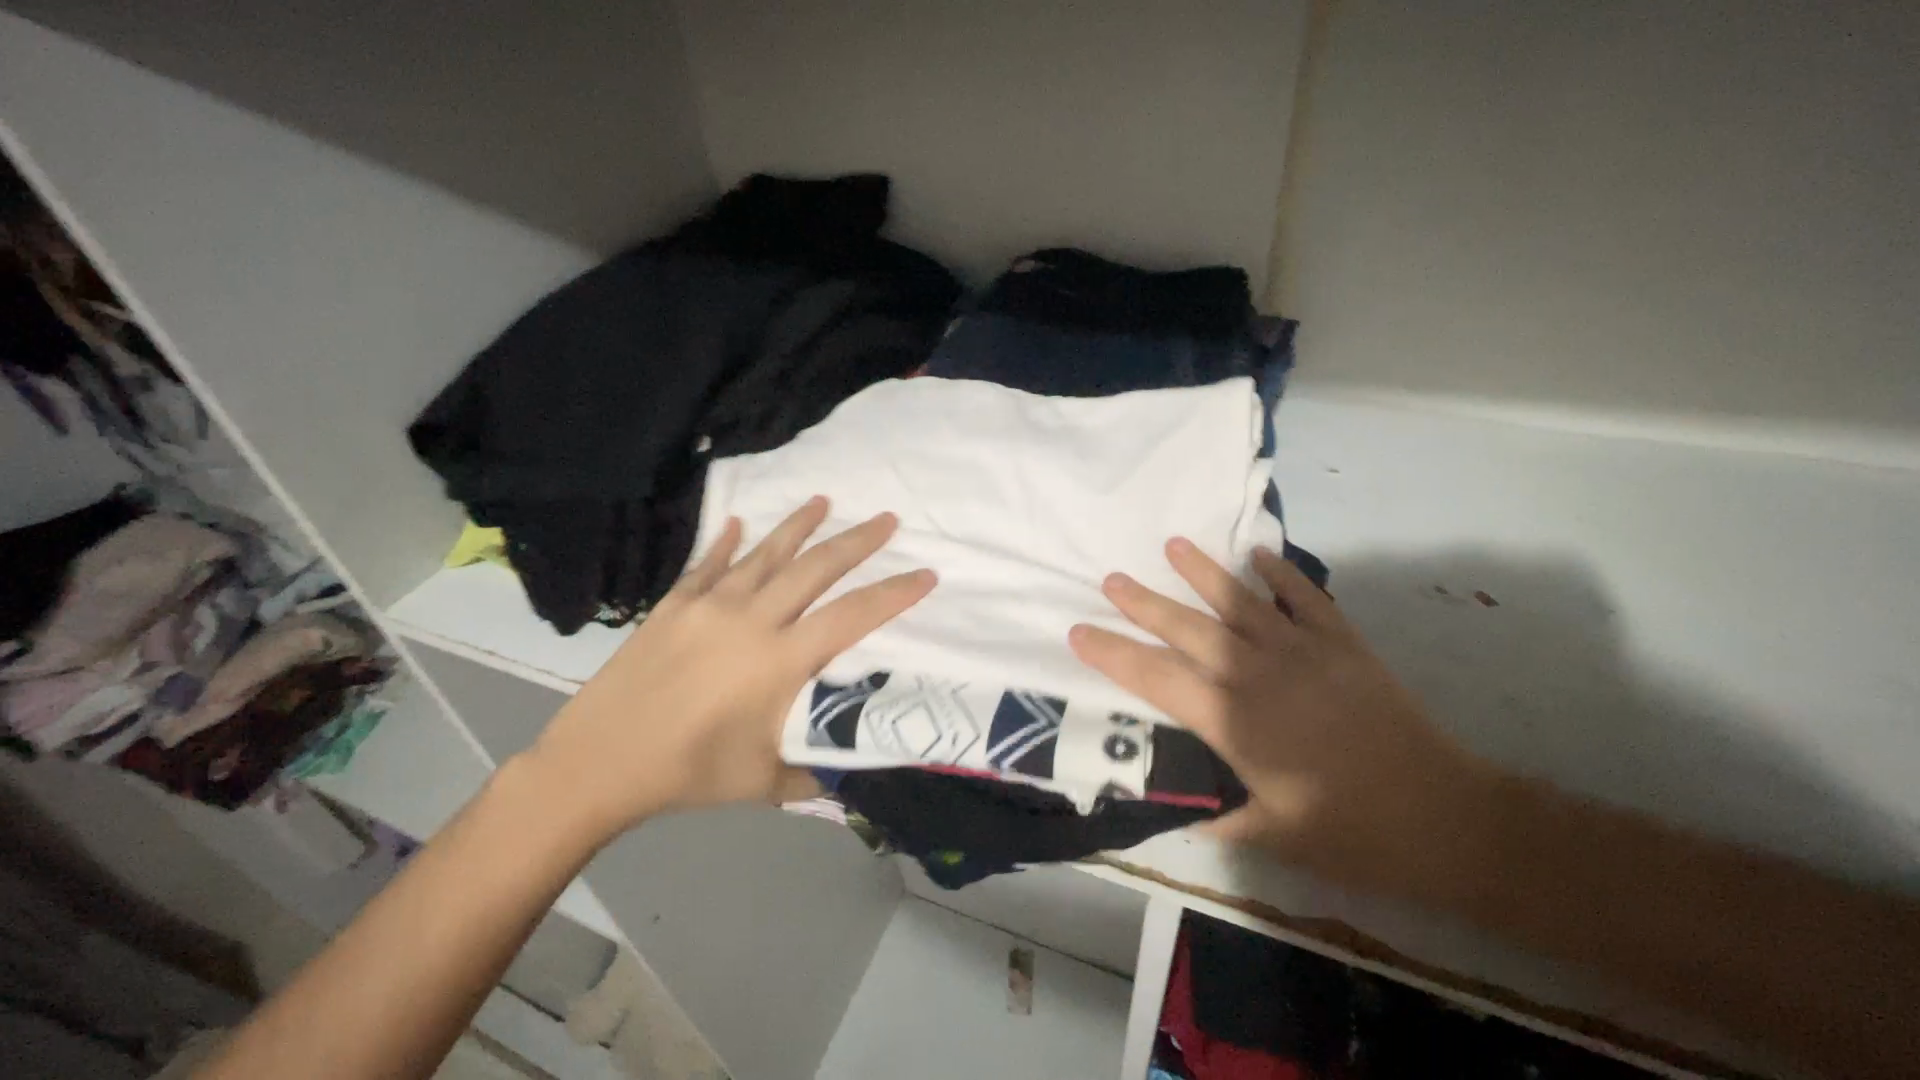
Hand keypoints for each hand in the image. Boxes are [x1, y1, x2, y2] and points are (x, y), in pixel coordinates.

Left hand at [522, 497, 934, 841]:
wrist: (597, 763)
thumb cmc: (688, 775)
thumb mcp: (765, 783)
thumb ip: (814, 769)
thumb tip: (851, 763)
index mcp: (780, 662)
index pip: (852, 617)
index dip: (894, 594)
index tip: (926, 573)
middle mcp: (750, 621)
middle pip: (815, 569)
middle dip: (856, 542)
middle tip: (888, 519)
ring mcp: (707, 607)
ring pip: (764, 556)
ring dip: (797, 526)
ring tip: (824, 501)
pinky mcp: (672, 607)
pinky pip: (706, 566)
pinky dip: (725, 543)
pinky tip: (737, 522)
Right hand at [1070, 539, 1497, 899]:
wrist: (1444, 815)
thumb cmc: (1350, 833)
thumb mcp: (1270, 836)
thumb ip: (1218, 816)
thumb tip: (1178, 803)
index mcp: (1233, 723)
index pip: (1157, 679)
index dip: (1113, 654)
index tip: (1078, 631)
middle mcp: (1258, 676)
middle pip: (1189, 630)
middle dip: (1144, 604)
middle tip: (1110, 579)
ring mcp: (1304, 653)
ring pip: (1240, 602)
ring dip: (1203, 572)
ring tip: (1172, 544)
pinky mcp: (1344, 645)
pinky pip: (1305, 599)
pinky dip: (1280, 574)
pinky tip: (1259, 556)